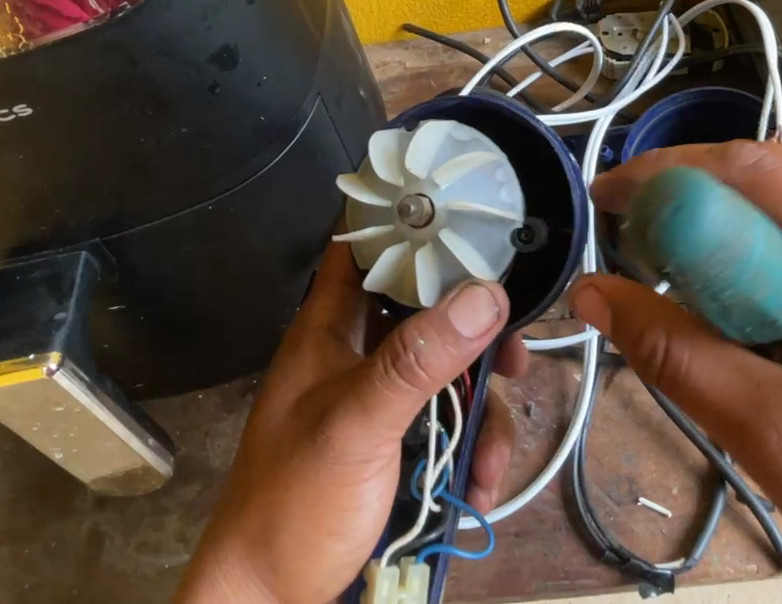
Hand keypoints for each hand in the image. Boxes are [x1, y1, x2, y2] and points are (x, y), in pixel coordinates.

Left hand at [176, 243, 529, 602]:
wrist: (267, 602)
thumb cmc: (292, 503)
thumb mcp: (356, 425)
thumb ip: (416, 361)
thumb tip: (486, 293)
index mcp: (329, 326)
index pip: (365, 245)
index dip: (410, 222)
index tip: (470, 216)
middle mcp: (356, 350)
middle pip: (425, 306)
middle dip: (474, 331)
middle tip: (514, 355)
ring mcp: (378, 396)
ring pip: (446, 367)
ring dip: (481, 408)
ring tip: (490, 457)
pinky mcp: (397, 440)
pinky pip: (448, 420)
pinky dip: (472, 447)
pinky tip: (478, 486)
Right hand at [581, 141, 781, 603]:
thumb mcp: (772, 431)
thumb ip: (674, 351)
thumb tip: (590, 290)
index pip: (759, 169)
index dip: (669, 170)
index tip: (602, 199)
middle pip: (779, 184)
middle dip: (695, 204)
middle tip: (630, 244)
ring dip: (730, 243)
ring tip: (676, 283)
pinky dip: (765, 274)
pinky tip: (743, 319)